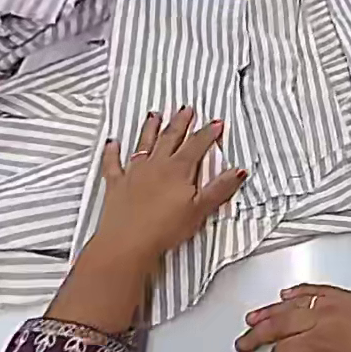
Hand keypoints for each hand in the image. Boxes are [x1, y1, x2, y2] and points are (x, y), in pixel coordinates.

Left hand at [50, 108, 246, 335]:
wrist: (127, 243)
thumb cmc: (165, 228)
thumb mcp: (200, 209)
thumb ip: (219, 188)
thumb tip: (238, 171)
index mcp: (178, 170)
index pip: (197, 145)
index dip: (208, 133)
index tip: (217, 123)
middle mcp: (156, 165)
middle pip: (170, 138)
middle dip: (180, 122)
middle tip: (186, 109)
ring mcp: (134, 173)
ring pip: (144, 144)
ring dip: (150, 128)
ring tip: (154, 115)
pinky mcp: (116, 184)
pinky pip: (113, 163)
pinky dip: (112, 152)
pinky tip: (112, 143)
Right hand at [236, 284, 350, 351]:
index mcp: (324, 344)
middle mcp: (325, 319)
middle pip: (280, 326)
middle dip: (258, 336)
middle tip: (243, 344)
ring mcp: (334, 305)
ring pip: (292, 305)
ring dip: (270, 312)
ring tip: (254, 317)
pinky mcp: (345, 296)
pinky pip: (314, 290)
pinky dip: (298, 292)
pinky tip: (287, 294)